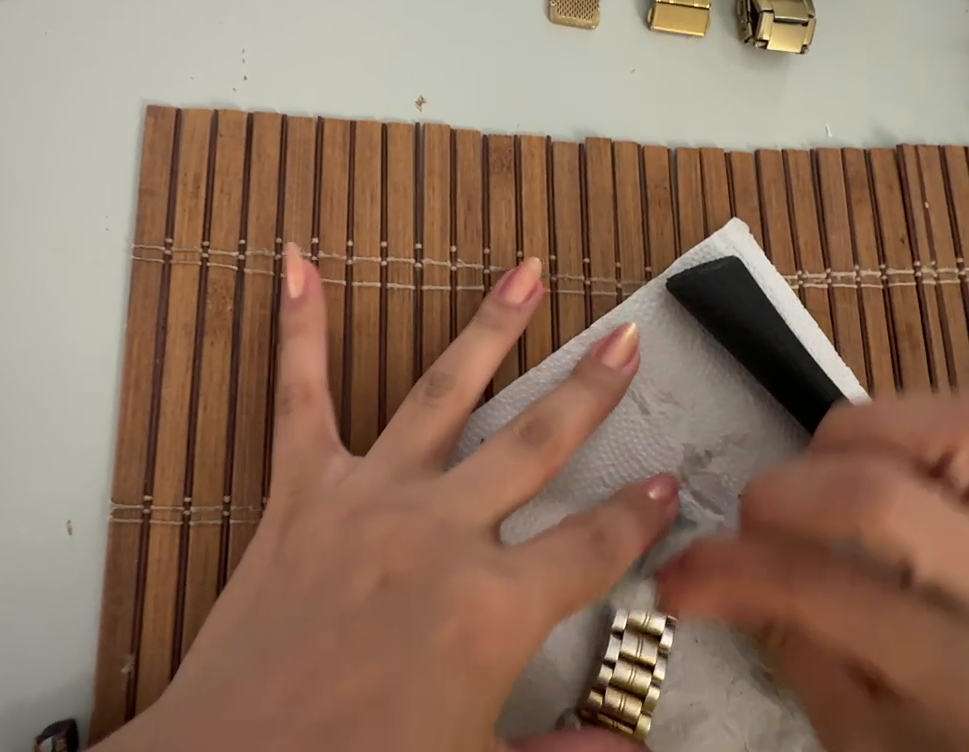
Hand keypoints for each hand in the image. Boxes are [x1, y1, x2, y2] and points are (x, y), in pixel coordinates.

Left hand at [104, 245, 678, 751]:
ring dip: (491, 328)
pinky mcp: (303, 486)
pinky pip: (302, 394)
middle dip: (591, 391)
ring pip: (444, 393)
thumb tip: (622, 744)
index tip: (669, 484)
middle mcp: (440, 532)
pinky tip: (298, 265)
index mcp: (493, 609)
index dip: (640, 519)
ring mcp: (370, 496)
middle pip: (536, 446)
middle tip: (627, 338)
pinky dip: (300, 327)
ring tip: (526, 273)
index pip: (594, 547)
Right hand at [657, 398, 968, 751]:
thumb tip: (713, 570)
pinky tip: (864, 466)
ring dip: (851, 441)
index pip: (828, 589)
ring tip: (816, 489)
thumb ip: (789, 641)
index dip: (728, 572)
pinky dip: (901, 425)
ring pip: (952, 426)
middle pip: (880, 492)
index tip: (674, 578)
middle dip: (778, 497)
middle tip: (746, 529)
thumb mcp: (864, 739)